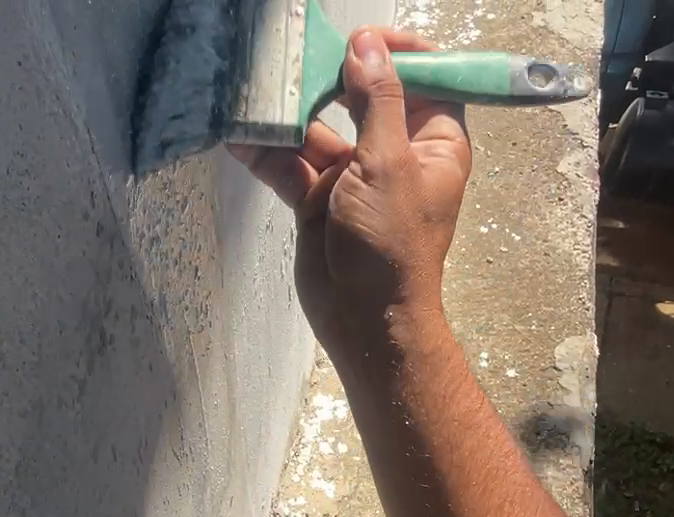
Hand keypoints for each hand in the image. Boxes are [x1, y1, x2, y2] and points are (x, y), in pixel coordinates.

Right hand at [229, 28, 470, 375]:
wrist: (363, 317)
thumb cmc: (391, 243)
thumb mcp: (390, 164)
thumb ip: (377, 101)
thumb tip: (367, 45)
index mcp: (432, 141)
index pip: (422, 76)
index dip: (394, 51)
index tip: (359, 40)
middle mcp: (392, 153)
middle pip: (362, 97)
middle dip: (330, 76)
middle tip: (298, 57)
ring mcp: (351, 178)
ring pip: (319, 132)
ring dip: (290, 115)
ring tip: (257, 90)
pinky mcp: (317, 203)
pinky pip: (291, 167)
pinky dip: (268, 152)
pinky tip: (241, 134)